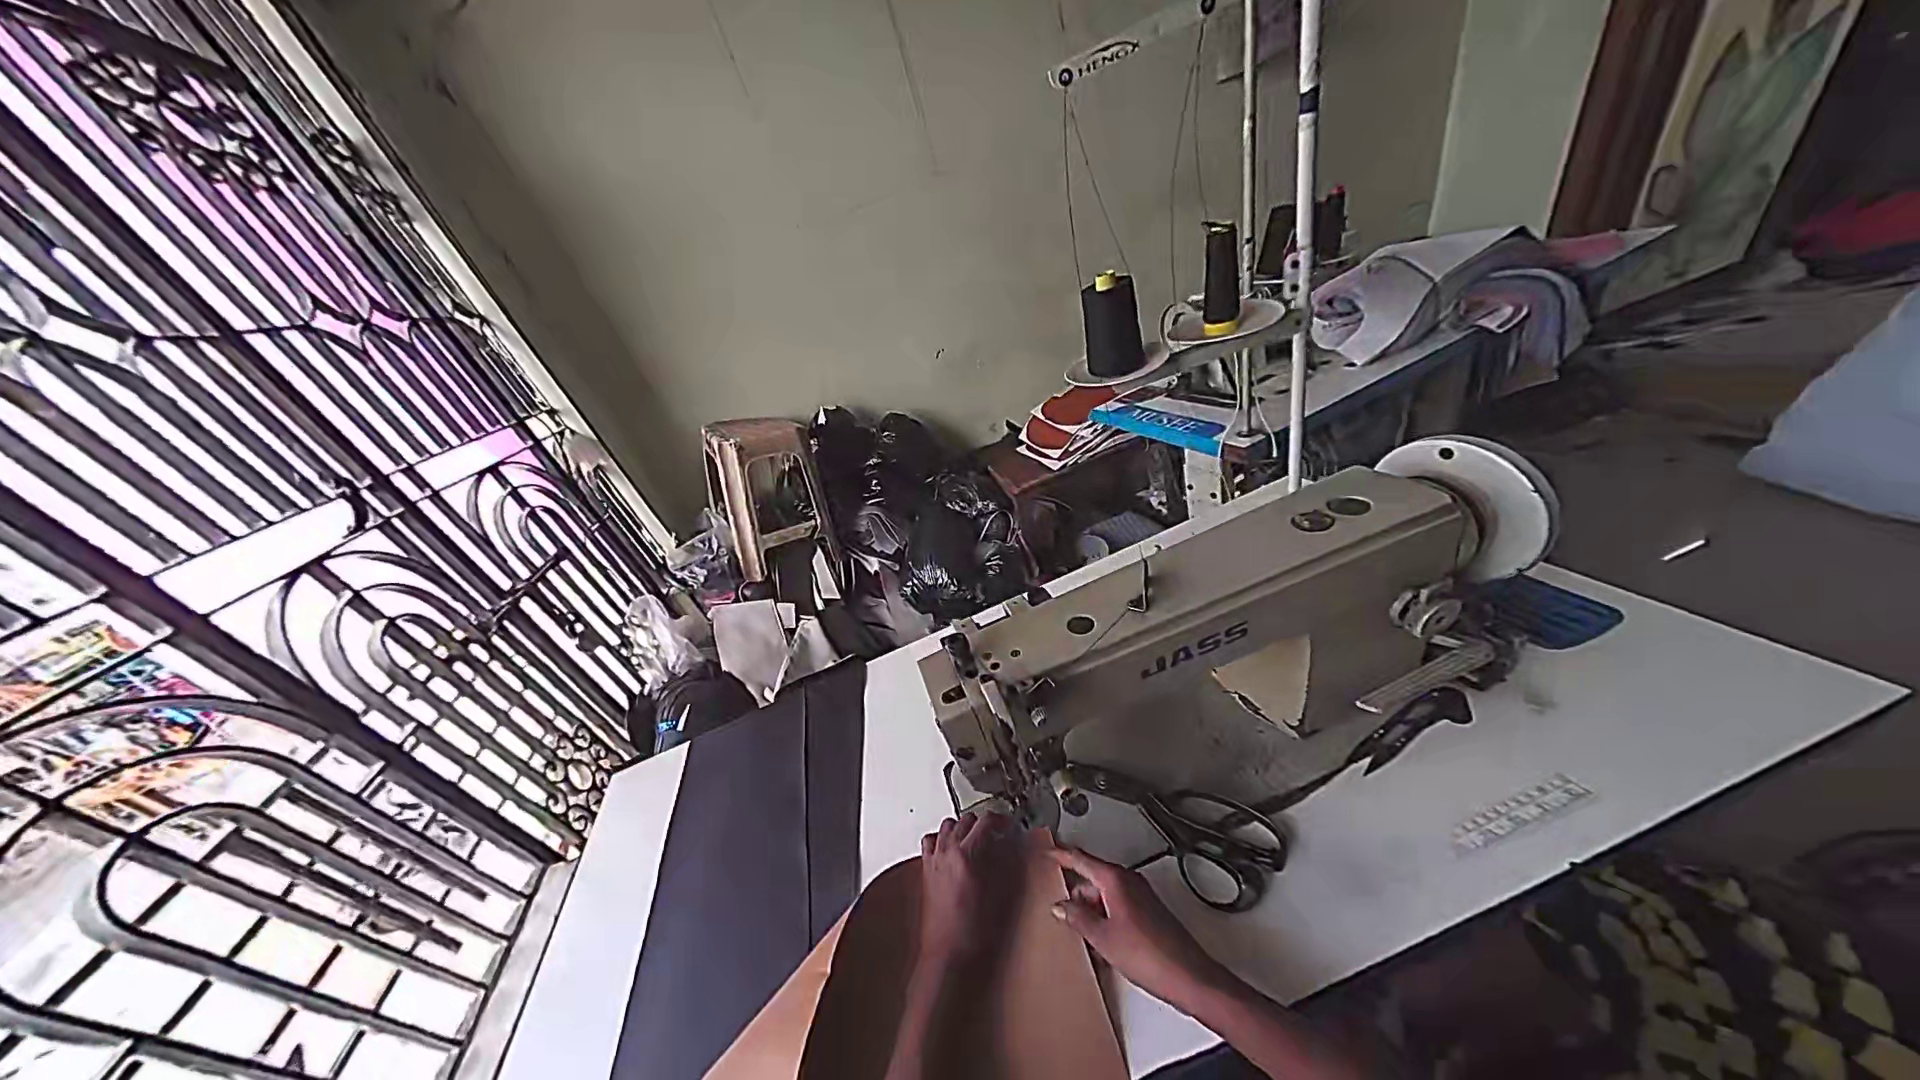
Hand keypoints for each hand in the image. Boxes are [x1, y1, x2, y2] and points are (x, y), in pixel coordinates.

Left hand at [917, 811, 1019, 968]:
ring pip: (947, 826)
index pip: (985, 822)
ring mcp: (934, 859)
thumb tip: (1009, 849)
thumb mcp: (999, 893)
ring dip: (962, 828)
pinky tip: (952, 850)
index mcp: (967, 855)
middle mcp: (947, 852)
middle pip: (966, 820)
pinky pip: (931, 842)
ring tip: (976, 839)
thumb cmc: (972, 930)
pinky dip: (942, 839)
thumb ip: (1004, 864)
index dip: (1000, 820)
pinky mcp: (926, 870)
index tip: (1007, 826)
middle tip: (996, 834)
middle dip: (983, 823)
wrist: (948, 952)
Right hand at [1046, 843, 1235, 1010]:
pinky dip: (1106, 917)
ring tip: (1085, 936)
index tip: (1048, 850)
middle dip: (1076, 894)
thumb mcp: (1102, 937)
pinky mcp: (1148, 910)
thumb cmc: (1152, 956)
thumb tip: (1062, 906)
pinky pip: (1118, 905)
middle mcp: (1129, 880)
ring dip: (1092, 910)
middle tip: (1063, 912)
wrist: (1188, 977)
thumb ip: (1077, 917)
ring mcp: (1141, 894)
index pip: (1080, 858)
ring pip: (1105, 893)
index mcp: (1115, 879)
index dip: (1060, 854)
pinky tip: (1104, 942)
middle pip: (1092, 877)